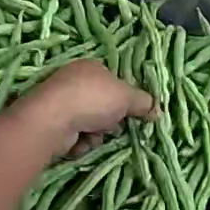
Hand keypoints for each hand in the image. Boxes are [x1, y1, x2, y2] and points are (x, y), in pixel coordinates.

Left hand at [14, 59, 155, 156]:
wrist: (53, 119)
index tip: (130, 112)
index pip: (113, 83)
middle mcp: (73, 81)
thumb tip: (157, 110)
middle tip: (111, 126)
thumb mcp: (126, 97)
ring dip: (95, 135)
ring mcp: (60, 103)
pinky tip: (77, 142)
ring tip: (91, 135)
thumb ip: (144, 102)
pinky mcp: (52, 124)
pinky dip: (80, 142)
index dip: (123, 99)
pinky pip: (75, 136)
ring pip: (89, 124)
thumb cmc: (93, 99)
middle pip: (101, 106)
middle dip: (108, 121)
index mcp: (90, 67)